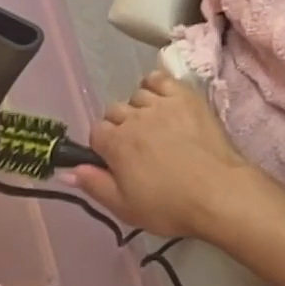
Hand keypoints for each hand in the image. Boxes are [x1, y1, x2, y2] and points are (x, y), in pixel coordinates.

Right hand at [65, 71, 255, 238]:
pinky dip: (156, 85)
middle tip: (137, 147)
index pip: (96, 131)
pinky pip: (161, 78)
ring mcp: (162, 103)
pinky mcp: (186, 95)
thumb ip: (94, 185)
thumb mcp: (124, 207)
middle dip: (120, 127)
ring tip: (154, 126)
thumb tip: (67, 172)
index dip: (103, 146)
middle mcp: (135, 117)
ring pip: (137, 94)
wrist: (217, 191)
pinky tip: (163, 100)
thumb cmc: (169, 206)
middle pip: (114, 111)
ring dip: (140, 108)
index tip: (115, 160)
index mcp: (117, 143)